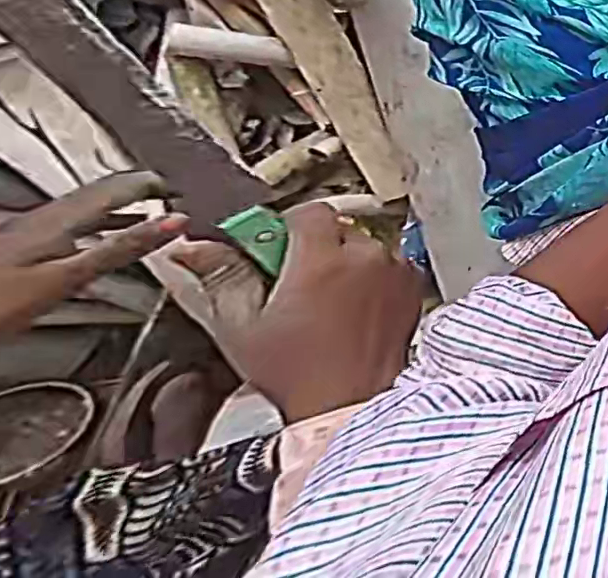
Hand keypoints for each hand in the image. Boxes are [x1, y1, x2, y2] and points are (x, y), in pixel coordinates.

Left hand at [0, 171, 181, 353]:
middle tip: (173, 200)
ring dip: (122, 211)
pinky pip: (68, 229)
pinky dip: (98, 229)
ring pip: (85, 211)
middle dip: (142, 193)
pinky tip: (99, 244)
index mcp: (57, 221)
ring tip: (148, 219)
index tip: (185, 192)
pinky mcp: (11, 253)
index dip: (158, 185)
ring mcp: (21, 237)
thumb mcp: (66, 278)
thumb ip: (124, 247)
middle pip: (101, 194)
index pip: (121, 185)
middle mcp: (38, 221)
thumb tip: (177, 221)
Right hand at [225, 202, 422, 422]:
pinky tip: (352, 306)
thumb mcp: (242, 325)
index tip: (272, 246)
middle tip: (291, 281)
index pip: (311, 212)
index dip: (288, 224)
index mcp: (323, 261)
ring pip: (366, 246)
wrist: (350, 394)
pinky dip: (372, 275)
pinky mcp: (414, 279)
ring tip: (323, 301)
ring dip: (346, 262)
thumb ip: (223, 277)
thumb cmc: (294, 368)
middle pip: (339, 229)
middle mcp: (368, 255)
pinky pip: (390, 263)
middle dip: (314, 247)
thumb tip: (193, 247)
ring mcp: (397, 266)